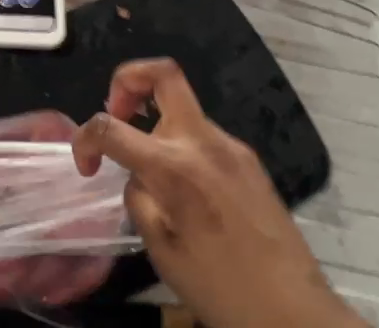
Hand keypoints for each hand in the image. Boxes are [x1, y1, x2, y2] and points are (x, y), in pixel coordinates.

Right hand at [72, 59, 363, 327]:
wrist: (294, 311)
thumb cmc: (221, 288)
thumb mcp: (161, 250)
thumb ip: (139, 199)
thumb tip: (139, 177)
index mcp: (174, 168)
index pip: (111, 127)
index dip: (84, 138)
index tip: (85, 164)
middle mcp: (203, 143)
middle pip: (163, 74)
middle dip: (128, 79)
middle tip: (118, 112)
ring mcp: (232, 147)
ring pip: (183, 110)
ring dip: (157, 125)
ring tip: (154, 174)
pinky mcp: (250, 160)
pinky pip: (205, 137)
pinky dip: (183, 147)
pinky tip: (188, 191)